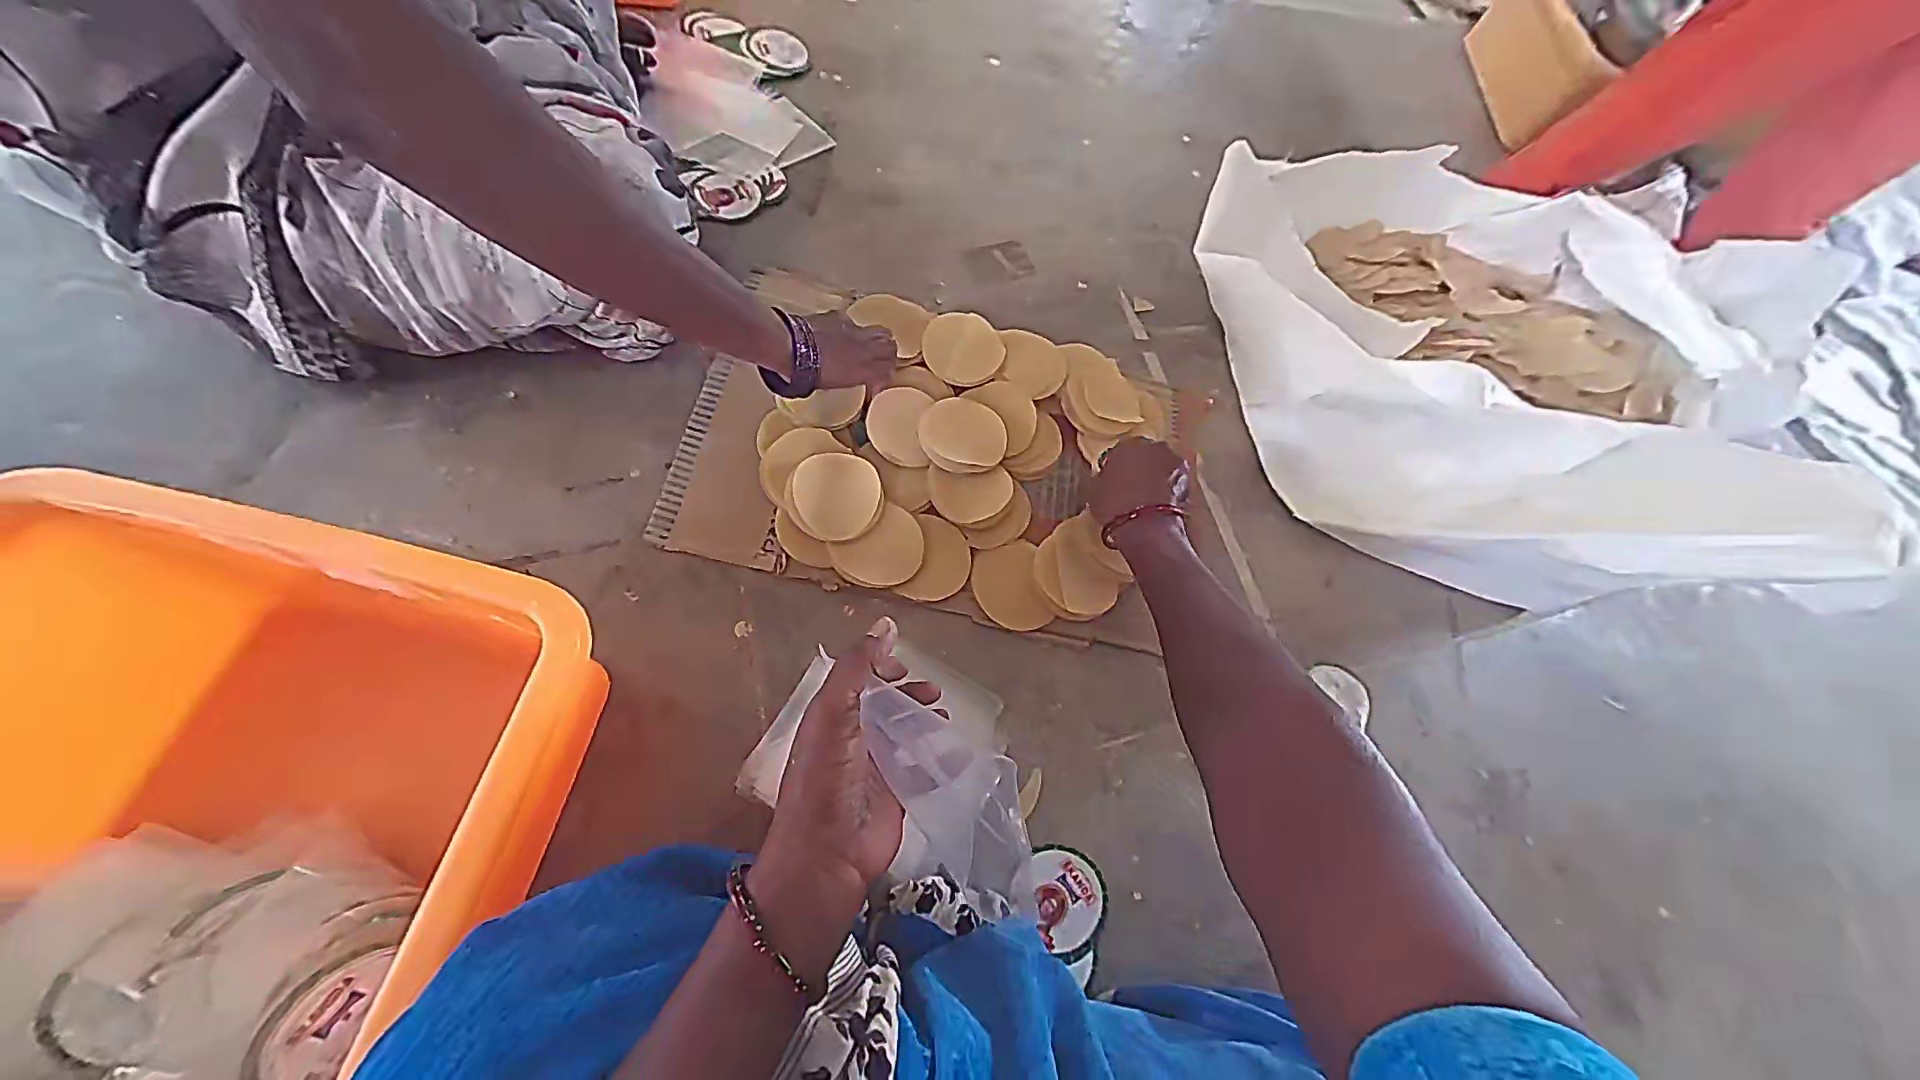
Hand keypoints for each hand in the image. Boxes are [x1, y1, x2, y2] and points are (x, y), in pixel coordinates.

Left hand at [755, 618, 935, 928]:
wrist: (827, 858)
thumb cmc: (825, 783)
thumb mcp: (833, 716)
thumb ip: (855, 670)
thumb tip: (884, 628)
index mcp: (831, 717)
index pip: (856, 680)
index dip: (878, 668)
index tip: (901, 667)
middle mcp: (852, 738)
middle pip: (884, 704)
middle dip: (909, 693)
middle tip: (932, 692)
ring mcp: (874, 767)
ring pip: (905, 733)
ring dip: (926, 721)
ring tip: (944, 715)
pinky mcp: (895, 793)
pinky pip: (922, 766)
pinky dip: (941, 757)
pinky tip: (957, 753)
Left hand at [810, 311, 897, 393]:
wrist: (792, 348)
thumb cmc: (810, 374)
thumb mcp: (838, 383)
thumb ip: (855, 377)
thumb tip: (858, 377)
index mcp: (865, 370)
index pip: (889, 371)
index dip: (885, 376)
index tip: (877, 382)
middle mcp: (866, 348)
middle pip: (891, 347)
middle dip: (889, 354)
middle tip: (880, 360)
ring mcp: (855, 330)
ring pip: (880, 331)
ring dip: (878, 339)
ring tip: (867, 344)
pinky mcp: (841, 317)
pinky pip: (854, 324)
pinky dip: (850, 330)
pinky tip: (839, 334)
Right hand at [1088, 437, 1191, 526]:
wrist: (1147, 529)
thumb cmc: (1114, 506)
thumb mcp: (1094, 490)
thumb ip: (1102, 477)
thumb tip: (1106, 477)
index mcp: (1128, 444)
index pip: (1119, 451)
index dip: (1115, 466)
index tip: (1110, 480)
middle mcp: (1155, 447)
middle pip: (1145, 455)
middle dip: (1138, 467)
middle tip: (1129, 487)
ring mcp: (1175, 464)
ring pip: (1162, 467)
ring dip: (1155, 477)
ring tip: (1145, 499)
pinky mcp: (1189, 483)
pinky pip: (1173, 483)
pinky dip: (1167, 491)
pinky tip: (1157, 506)